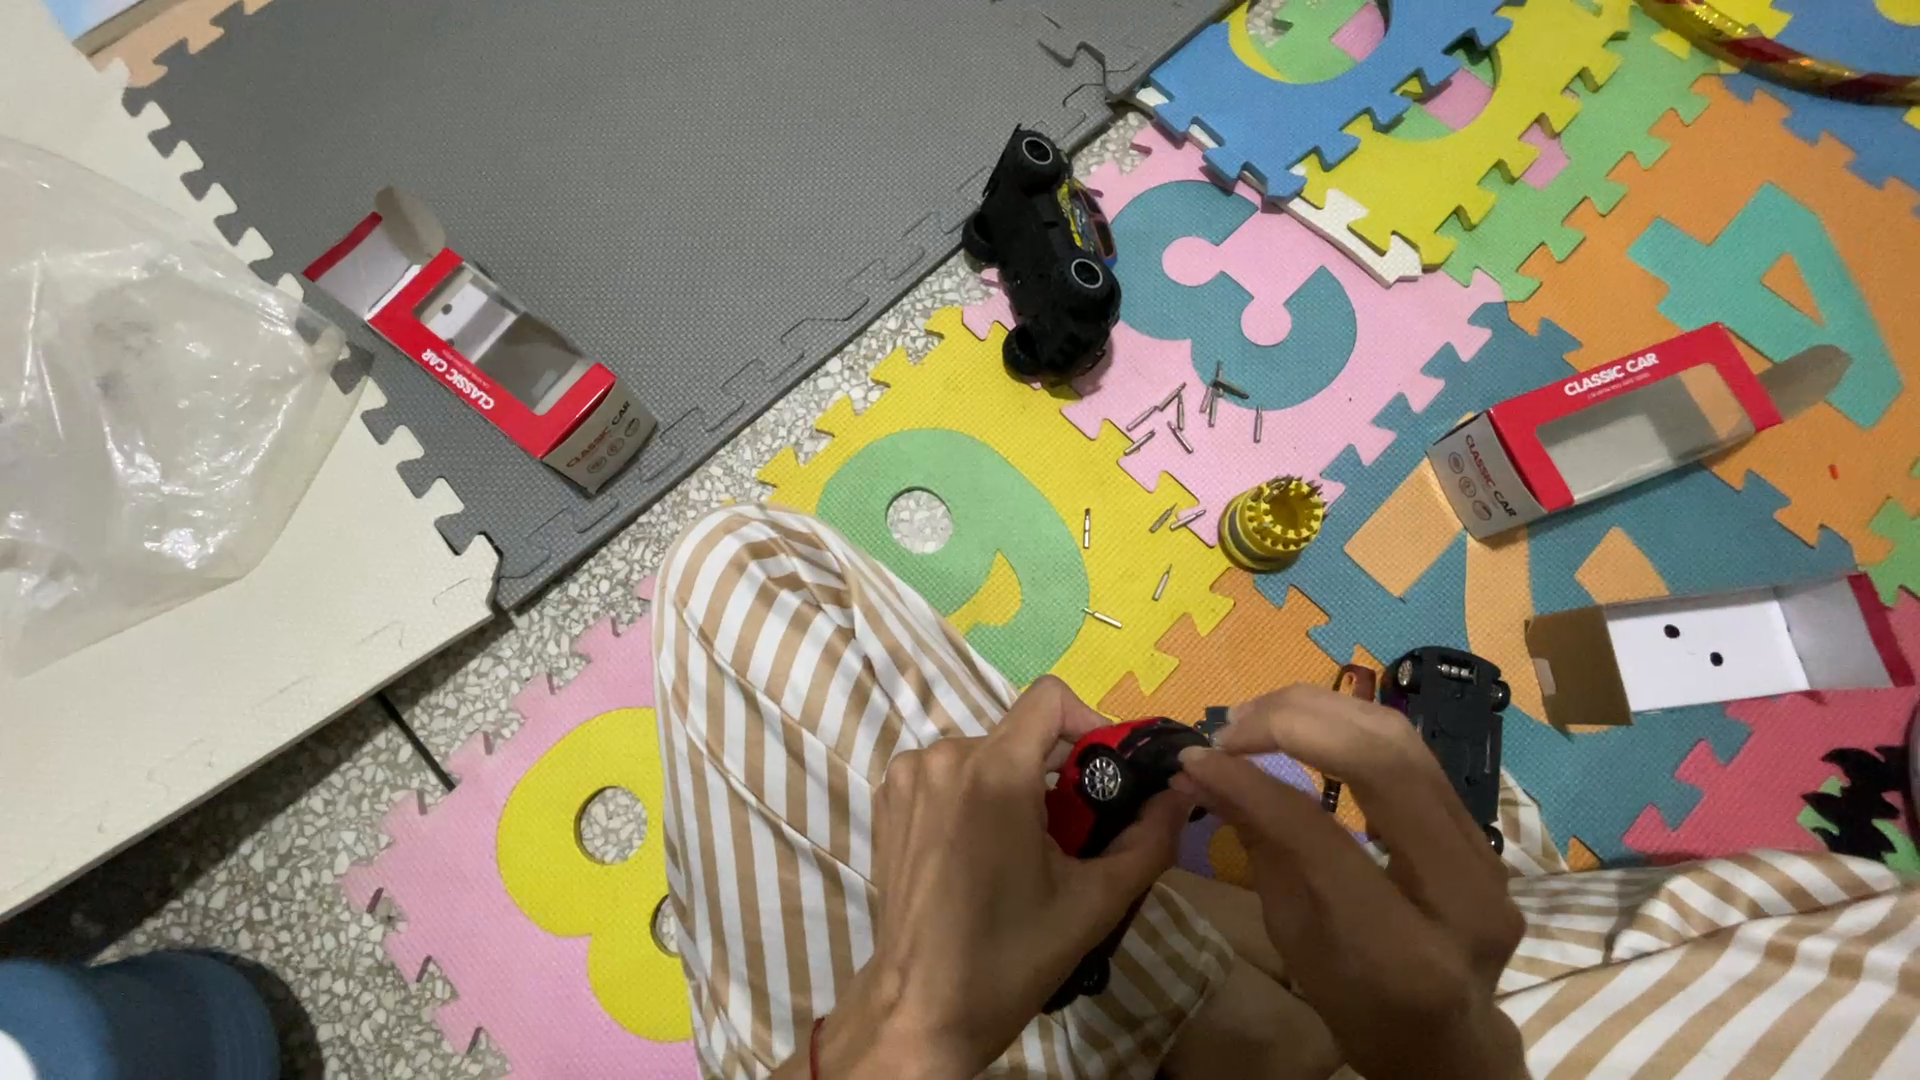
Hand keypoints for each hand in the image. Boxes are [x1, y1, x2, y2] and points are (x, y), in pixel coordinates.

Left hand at [812, 676, 1190, 1079]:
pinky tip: (980, 846)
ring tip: (1026, 845)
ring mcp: (910, 774)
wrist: (919, 1010)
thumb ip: (1149, 839)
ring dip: (1015, 783)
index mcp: (994, 770)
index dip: (1088, 722)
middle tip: (1074, 827)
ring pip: (986, 750)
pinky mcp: (890, 795)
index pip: (1050, 697)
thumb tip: (1182, 792)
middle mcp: (945, 755)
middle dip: (1056, 768)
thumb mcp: (1094, 902)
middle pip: (1020, 731)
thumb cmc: (1010, 958)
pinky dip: (974, 792)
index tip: (1105, 771)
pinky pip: (949, 769)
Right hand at [1170, 685, 1526, 1079]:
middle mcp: (1465, 894)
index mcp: (1404, 952)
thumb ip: (1257, 842)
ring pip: (1401, 740)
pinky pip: (1411, 750)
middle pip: (1382, 763)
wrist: (1448, 1040)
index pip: (1317, 835)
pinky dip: (1345, 722)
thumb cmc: (1353, 1001)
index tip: (1197, 755)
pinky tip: (1298, 724)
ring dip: (1318, 710)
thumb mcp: (1291, 932)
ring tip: (1255, 716)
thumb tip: (1198, 770)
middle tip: (1229, 726)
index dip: (1250, 783)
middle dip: (1292, 724)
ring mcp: (1486, 856)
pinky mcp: (1481, 830)